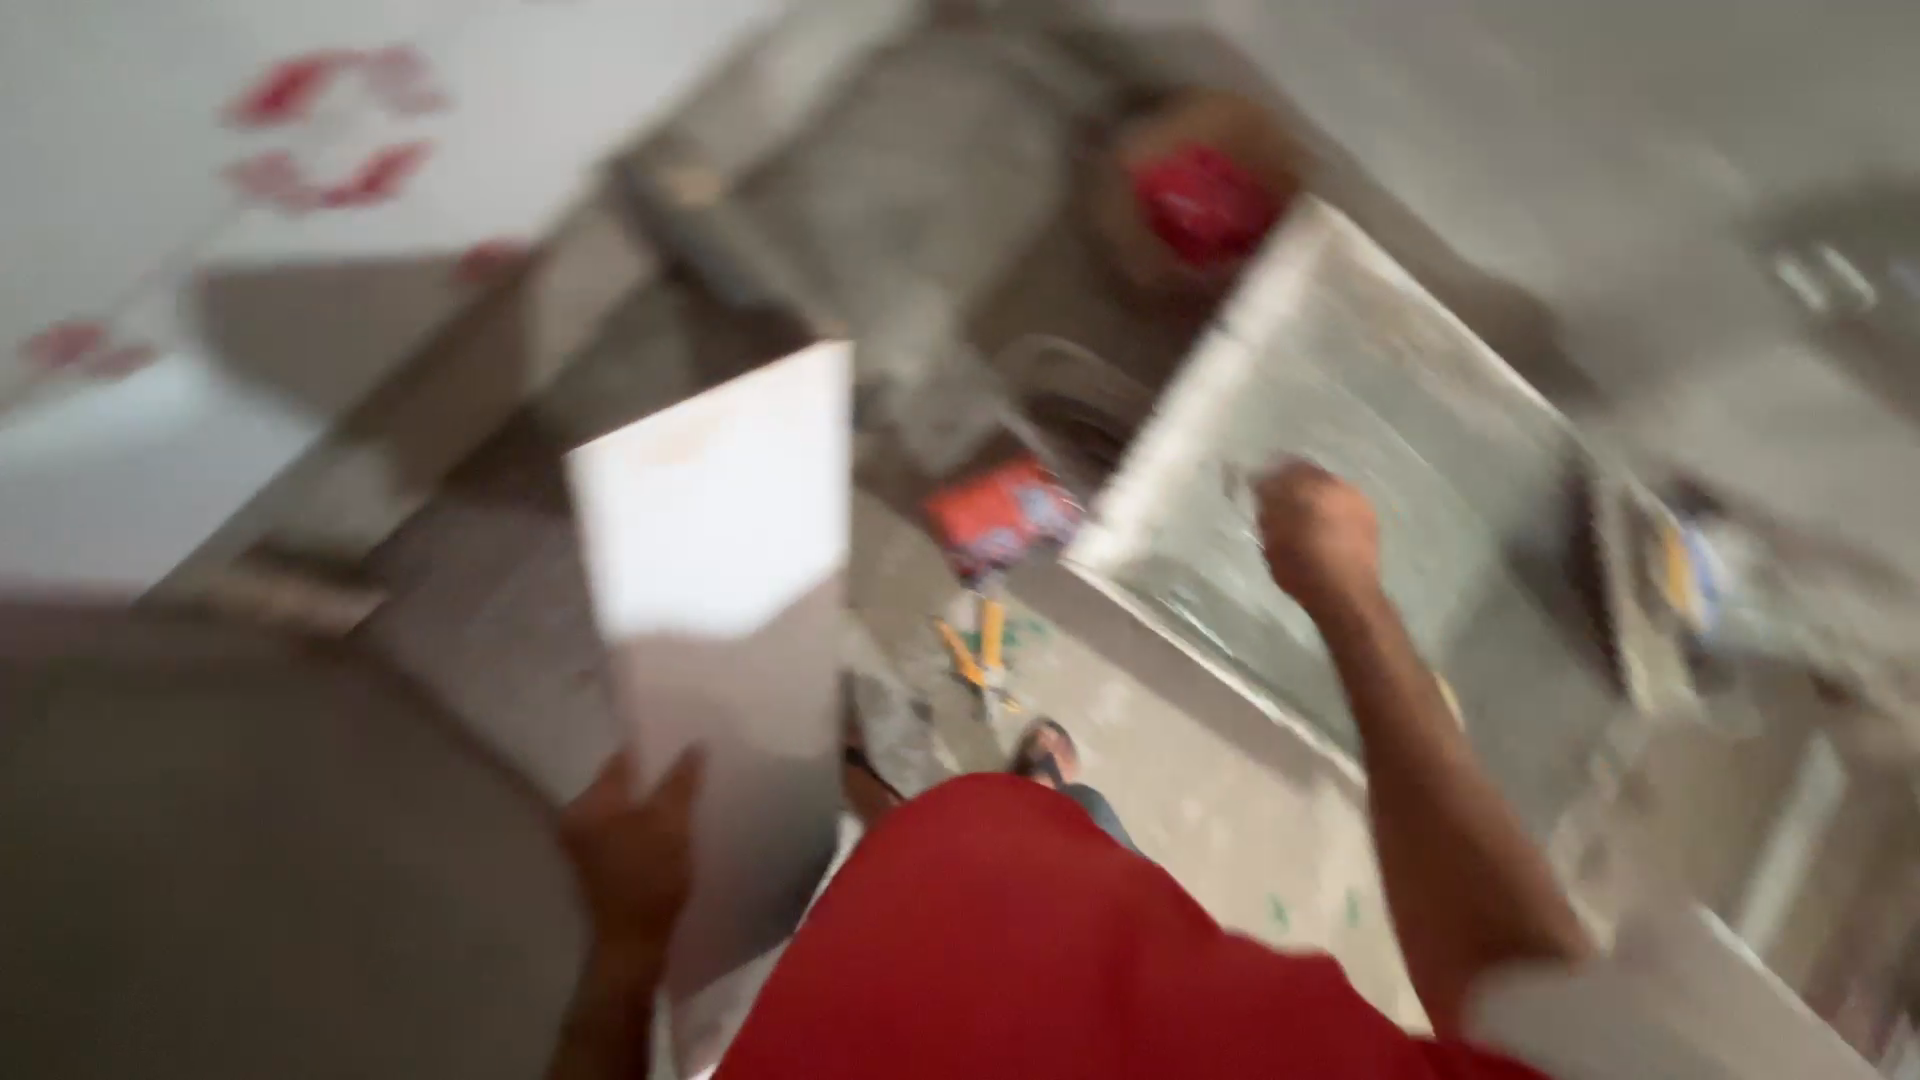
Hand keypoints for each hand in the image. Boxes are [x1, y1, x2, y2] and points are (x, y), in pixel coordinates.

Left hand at [559, 745, 704, 969]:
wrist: (633, 944)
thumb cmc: (649, 877)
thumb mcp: (672, 822)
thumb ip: (681, 780)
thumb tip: (695, 745)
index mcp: (588, 804)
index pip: (622, 759)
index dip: (654, 747)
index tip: (684, 739)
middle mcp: (576, 819)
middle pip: (622, 782)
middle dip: (655, 774)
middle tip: (691, 765)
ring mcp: (583, 843)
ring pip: (625, 805)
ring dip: (651, 798)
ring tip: (686, 791)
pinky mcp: (597, 863)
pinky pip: (623, 826)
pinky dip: (645, 821)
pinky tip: (671, 823)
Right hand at [1254, 460, 1381, 616]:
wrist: (1346, 595)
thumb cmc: (1301, 567)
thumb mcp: (1271, 537)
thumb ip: (1266, 506)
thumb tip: (1262, 486)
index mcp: (1310, 485)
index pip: (1281, 466)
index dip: (1264, 473)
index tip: (1252, 484)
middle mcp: (1337, 484)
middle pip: (1306, 472)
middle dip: (1288, 480)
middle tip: (1273, 497)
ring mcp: (1357, 499)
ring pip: (1325, 486)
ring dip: (1309, 493)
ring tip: (1297, 512)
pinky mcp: (1369, 517)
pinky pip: (1341, 501)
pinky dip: (1327, 507)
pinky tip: (1320, 524)